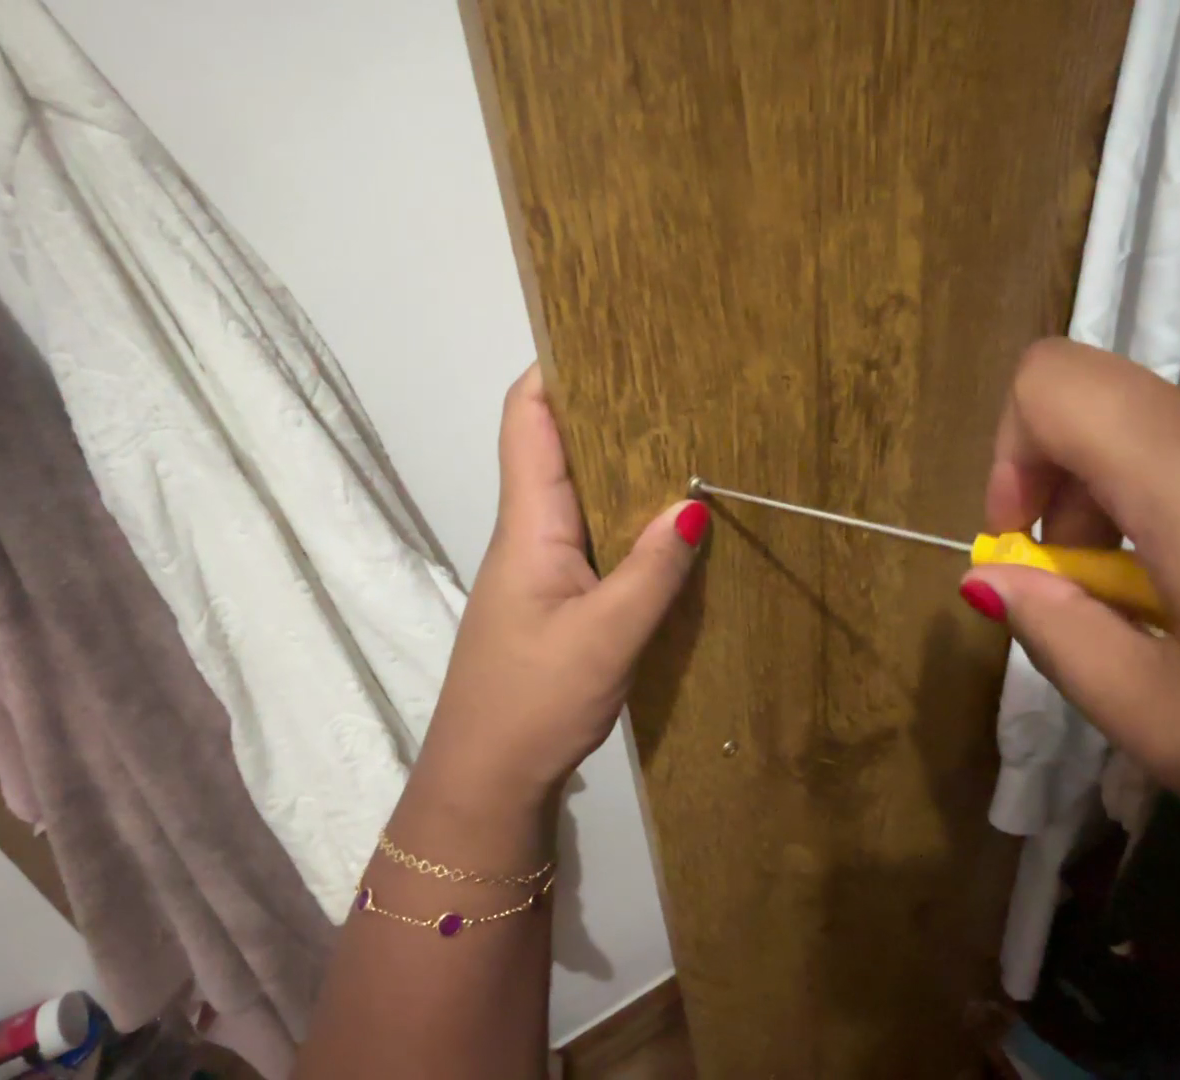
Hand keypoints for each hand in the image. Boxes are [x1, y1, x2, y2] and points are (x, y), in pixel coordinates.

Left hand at [414, 366, 706, 806]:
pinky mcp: (559, 599)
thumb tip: (692, 506)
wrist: (487, 780)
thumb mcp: (605, 638)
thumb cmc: (533, 702)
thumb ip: (651, 572)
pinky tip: (673, 525)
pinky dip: (631, 518)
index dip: (557, 370)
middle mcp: (532, 533)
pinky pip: (597, 538)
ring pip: (583, 494)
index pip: (527, 421)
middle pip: (560, 447)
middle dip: (610, 410)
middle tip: (680, 387)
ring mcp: (544, 568)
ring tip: (691, 441)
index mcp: (529, 525)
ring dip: (626, 466)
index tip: (612, 338)